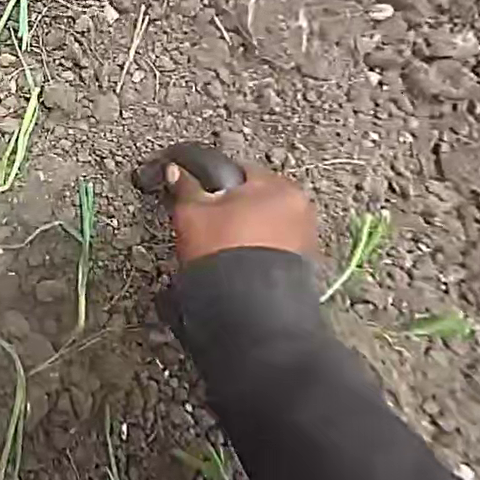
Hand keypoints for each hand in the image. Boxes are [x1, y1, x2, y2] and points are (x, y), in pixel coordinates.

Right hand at [163, 163, 317, 265]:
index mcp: (279, 187)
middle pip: (250, 196)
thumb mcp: (192, 213)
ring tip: (217, 243)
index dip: (208, 181)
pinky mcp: (301, 263)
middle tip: (203, 221)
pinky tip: (232, 258)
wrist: (249, 309)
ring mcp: (304, 237)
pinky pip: (269, 243)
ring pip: (259, 221)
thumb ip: (185, 186)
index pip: (236, 170)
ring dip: (240, 227)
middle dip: (227, 206)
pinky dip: (252, 246)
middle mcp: (300, 208)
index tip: (192, 192)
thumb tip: (175, 171)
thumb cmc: (225, 254)